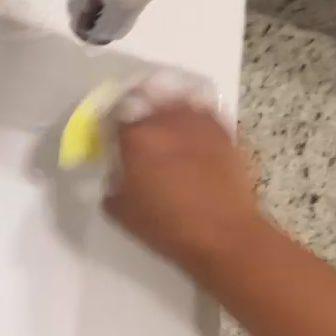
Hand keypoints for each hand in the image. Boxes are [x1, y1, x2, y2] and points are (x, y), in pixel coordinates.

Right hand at [105, 102, 267, 274]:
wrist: (224, 235)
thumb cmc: (167, 226)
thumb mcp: (120, 211)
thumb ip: (112, 182)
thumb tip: (120, 172)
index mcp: (136, 137)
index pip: (113, 115)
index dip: (109, 125)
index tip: (110, 137)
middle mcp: (167, 120)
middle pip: (145, 100)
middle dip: (137, 112)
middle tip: (136, 130)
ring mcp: (200, 123)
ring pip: (177, 100)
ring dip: (167, 108)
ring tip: (165, 124)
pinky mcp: (225, 132)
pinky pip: (204, 113)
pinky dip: (194, 118)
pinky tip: (191, 133)